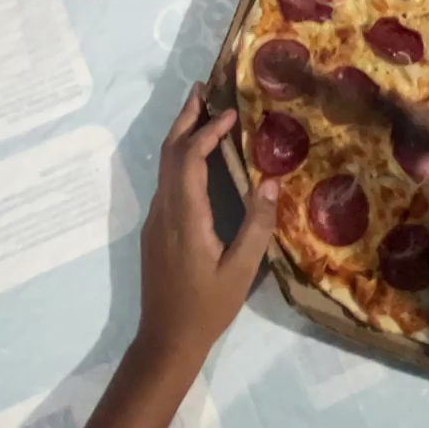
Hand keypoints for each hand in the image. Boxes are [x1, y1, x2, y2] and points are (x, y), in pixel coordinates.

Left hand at [135, 84, 277, 367]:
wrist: (164, 340)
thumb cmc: (207, 307)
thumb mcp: (241, 271)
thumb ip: (256, 226)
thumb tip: (272, 182)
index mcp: (185, 216)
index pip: (189, 158)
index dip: (207, 130)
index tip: (231, 113)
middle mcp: (164, 209)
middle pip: (168, 151)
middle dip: (185, 116)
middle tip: (203, 87)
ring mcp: (156, 218)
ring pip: (164, 164)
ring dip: (181, 133)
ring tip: (203, 110)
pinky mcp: (156, 227)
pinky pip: (167, 179)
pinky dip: (181, 155)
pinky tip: (199, 156)